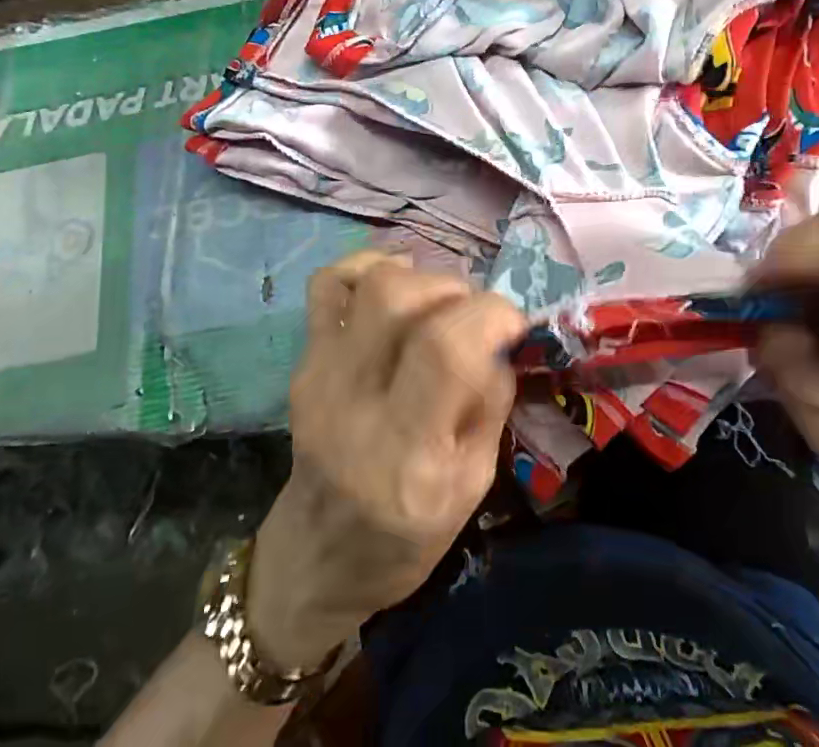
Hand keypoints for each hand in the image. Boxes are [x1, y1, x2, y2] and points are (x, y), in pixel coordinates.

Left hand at [246, 251, 526, 667]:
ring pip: (369, 284)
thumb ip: (489, 405)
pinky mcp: (303, 362)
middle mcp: (356, 401)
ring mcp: (320, 374)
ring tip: (442, 304)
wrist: (318, 551)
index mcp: (408, 450)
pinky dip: (366, 267)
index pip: (445, 348)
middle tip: (476, 317)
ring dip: (421, 278)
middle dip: (457, 291)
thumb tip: (498, 341)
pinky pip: (327, 285)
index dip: (491, 316)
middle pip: (401, 298)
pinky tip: (396, 281)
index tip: (514, 324)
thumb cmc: (405, 536)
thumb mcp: (472, 488)